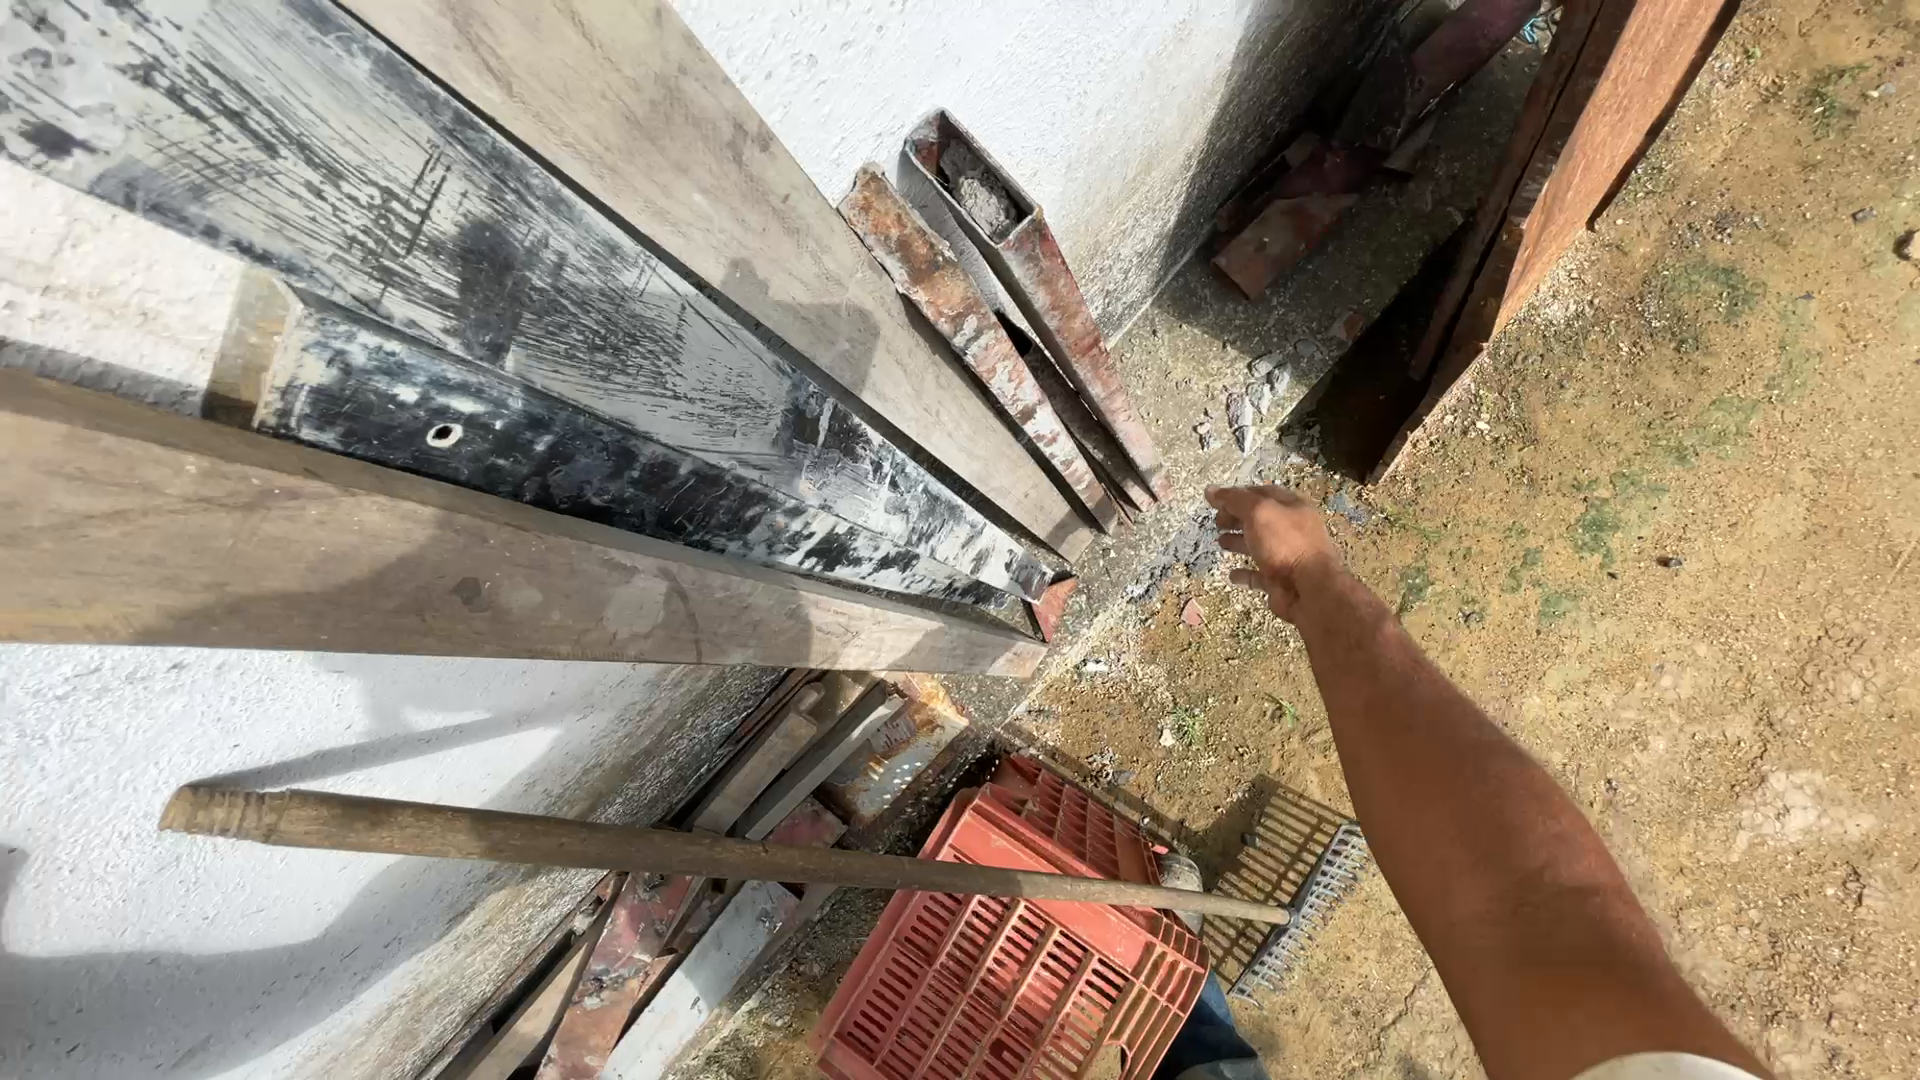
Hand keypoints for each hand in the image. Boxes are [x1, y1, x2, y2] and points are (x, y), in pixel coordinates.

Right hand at [1207, 484, 1342, 621]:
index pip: (1263, 493)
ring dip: (1238, 542)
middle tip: (1216, 521)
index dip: (1239, 494)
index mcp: (1293, 508)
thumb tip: (1209, 490)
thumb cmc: (1285, 543)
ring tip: (1219, 541)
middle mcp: (1292, 530)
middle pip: (1260, 519)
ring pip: (1258, 545)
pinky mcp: (1279, 580)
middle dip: (1237, 518)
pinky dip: (1244, 573)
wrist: (1309, 589)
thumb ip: (1234, 500)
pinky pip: (1258, 574)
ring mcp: (1286, 556)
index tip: (1217, 499)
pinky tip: (1231, 574)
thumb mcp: (1259, 512)